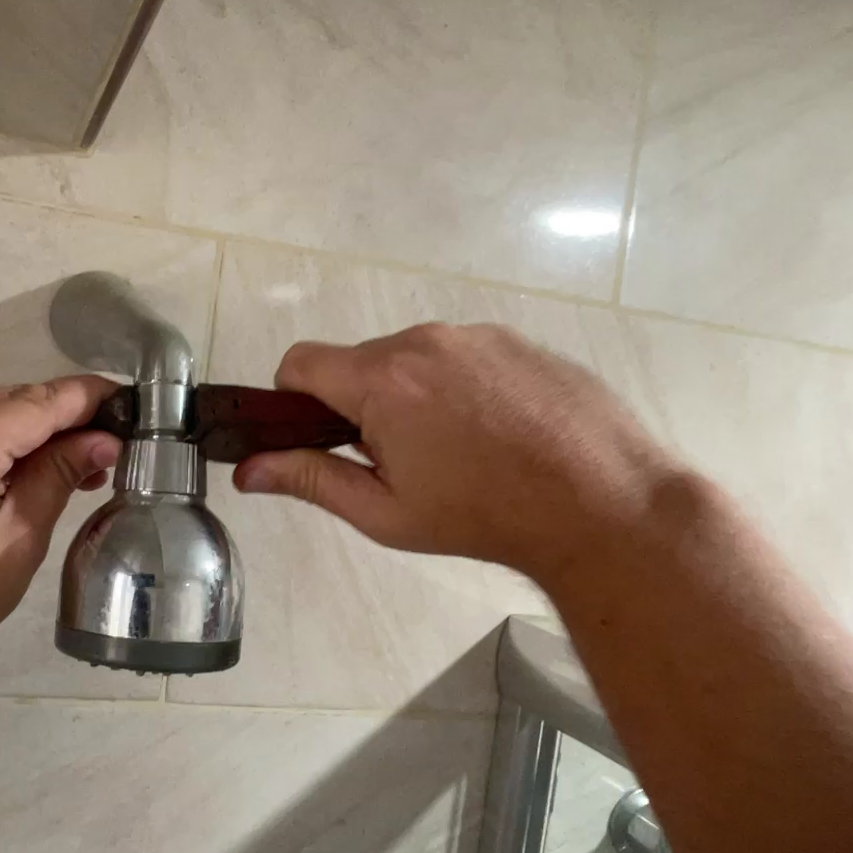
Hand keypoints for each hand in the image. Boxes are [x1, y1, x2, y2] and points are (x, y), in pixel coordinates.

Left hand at [0, 375, 121, 693]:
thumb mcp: (19, 538)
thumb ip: (60, 474)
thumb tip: (106, 439)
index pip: (37, 402)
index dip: (89, 399)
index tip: (133, 406)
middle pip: (17, 399)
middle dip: (69, 418)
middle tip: (115, 446)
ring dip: (42, 429)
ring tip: (87, 462)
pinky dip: (11, 437)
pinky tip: (44, 462)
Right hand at [233, 323, 686, 582]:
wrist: (606, 504)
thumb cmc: (483, 517)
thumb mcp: (385, 511)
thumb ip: (310, 479)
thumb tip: (246, 472)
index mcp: (381, 380)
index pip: (299, 361)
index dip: (293, 398)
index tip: (321, 436)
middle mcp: (422, 340)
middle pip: (358, 362)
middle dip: (359, 403)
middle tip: (399, 460)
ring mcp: (476, 335)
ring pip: (411, 357)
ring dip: (410, 393)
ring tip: (456, 449)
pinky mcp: (517, 339)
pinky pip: (460, 354)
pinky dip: (457, 385)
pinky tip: (496, 431)